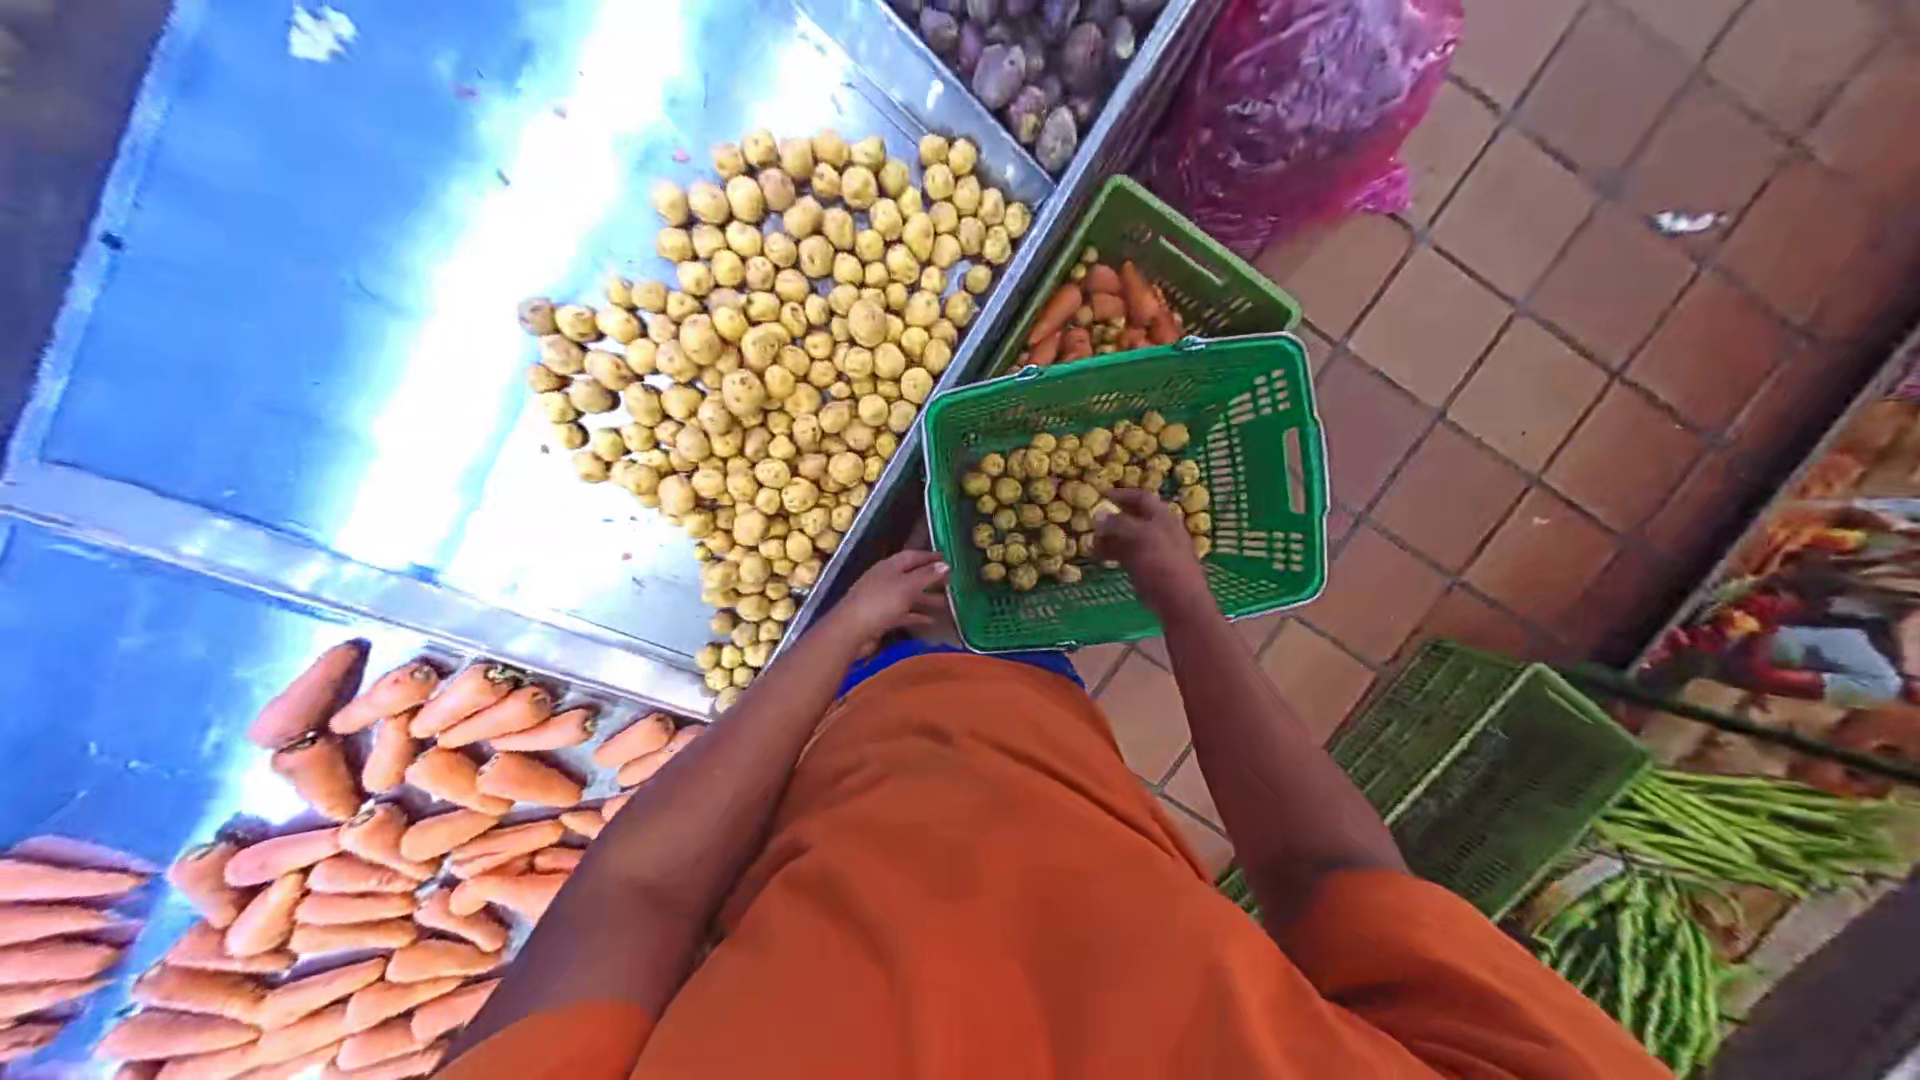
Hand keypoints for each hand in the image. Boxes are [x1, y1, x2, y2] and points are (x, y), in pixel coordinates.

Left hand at [827, 549, 950, 645]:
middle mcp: (885, 579)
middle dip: (930, 579)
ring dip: (925, 599)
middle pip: (911, 576)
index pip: (912, 556)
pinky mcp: (880, 617)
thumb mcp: (907, 586)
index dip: (929, 557)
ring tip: (945, 604)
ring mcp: (881, 599)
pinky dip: (916, 615)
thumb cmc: (880, 602)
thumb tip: (945, 564)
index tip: (947, 560)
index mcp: (890, 566)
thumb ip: (926, 576)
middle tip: (950, 583)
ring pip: (908, 596)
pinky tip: (930, 621)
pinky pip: (903, 613)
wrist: (851, 630)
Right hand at [1094, 489, 1211, 620]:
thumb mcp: (1141, 536)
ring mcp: (1152, 549)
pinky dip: (1112, 552)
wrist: (1178, 599)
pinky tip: (1098, 556)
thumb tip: (1098, 515)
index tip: (1102, 495)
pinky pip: (1126, 554)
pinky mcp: (1146, 567)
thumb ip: (1118, 524)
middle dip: (1112, 518)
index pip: (1142, 498)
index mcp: (1162, 517)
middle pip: (1133, 518)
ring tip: (1091, 541)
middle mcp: (1158, 530)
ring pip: (1127, 537)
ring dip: (1109, 537)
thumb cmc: (1162, 562)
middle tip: (1093, 521)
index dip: (1123, 495)